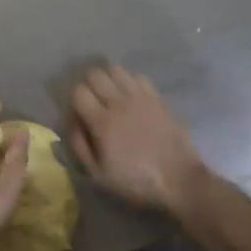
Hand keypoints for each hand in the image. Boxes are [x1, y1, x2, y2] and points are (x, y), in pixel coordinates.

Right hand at [67, 66, 206, 213]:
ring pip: (116, 69)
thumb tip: (72, 121)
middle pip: (95, 74)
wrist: (178, 178)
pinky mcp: (157, 97)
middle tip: (92, 102)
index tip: (79, 112)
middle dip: (88, 85)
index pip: (78, 91)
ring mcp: (140, 97)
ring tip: (110, 95)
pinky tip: (131, 96)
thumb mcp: (98, 174)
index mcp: (102, 122)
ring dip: (108, 79)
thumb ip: (80, 145)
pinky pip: (137, 76)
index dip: (74, 99)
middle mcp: (119, 102)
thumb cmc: (135, 181)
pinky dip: (129, 81)